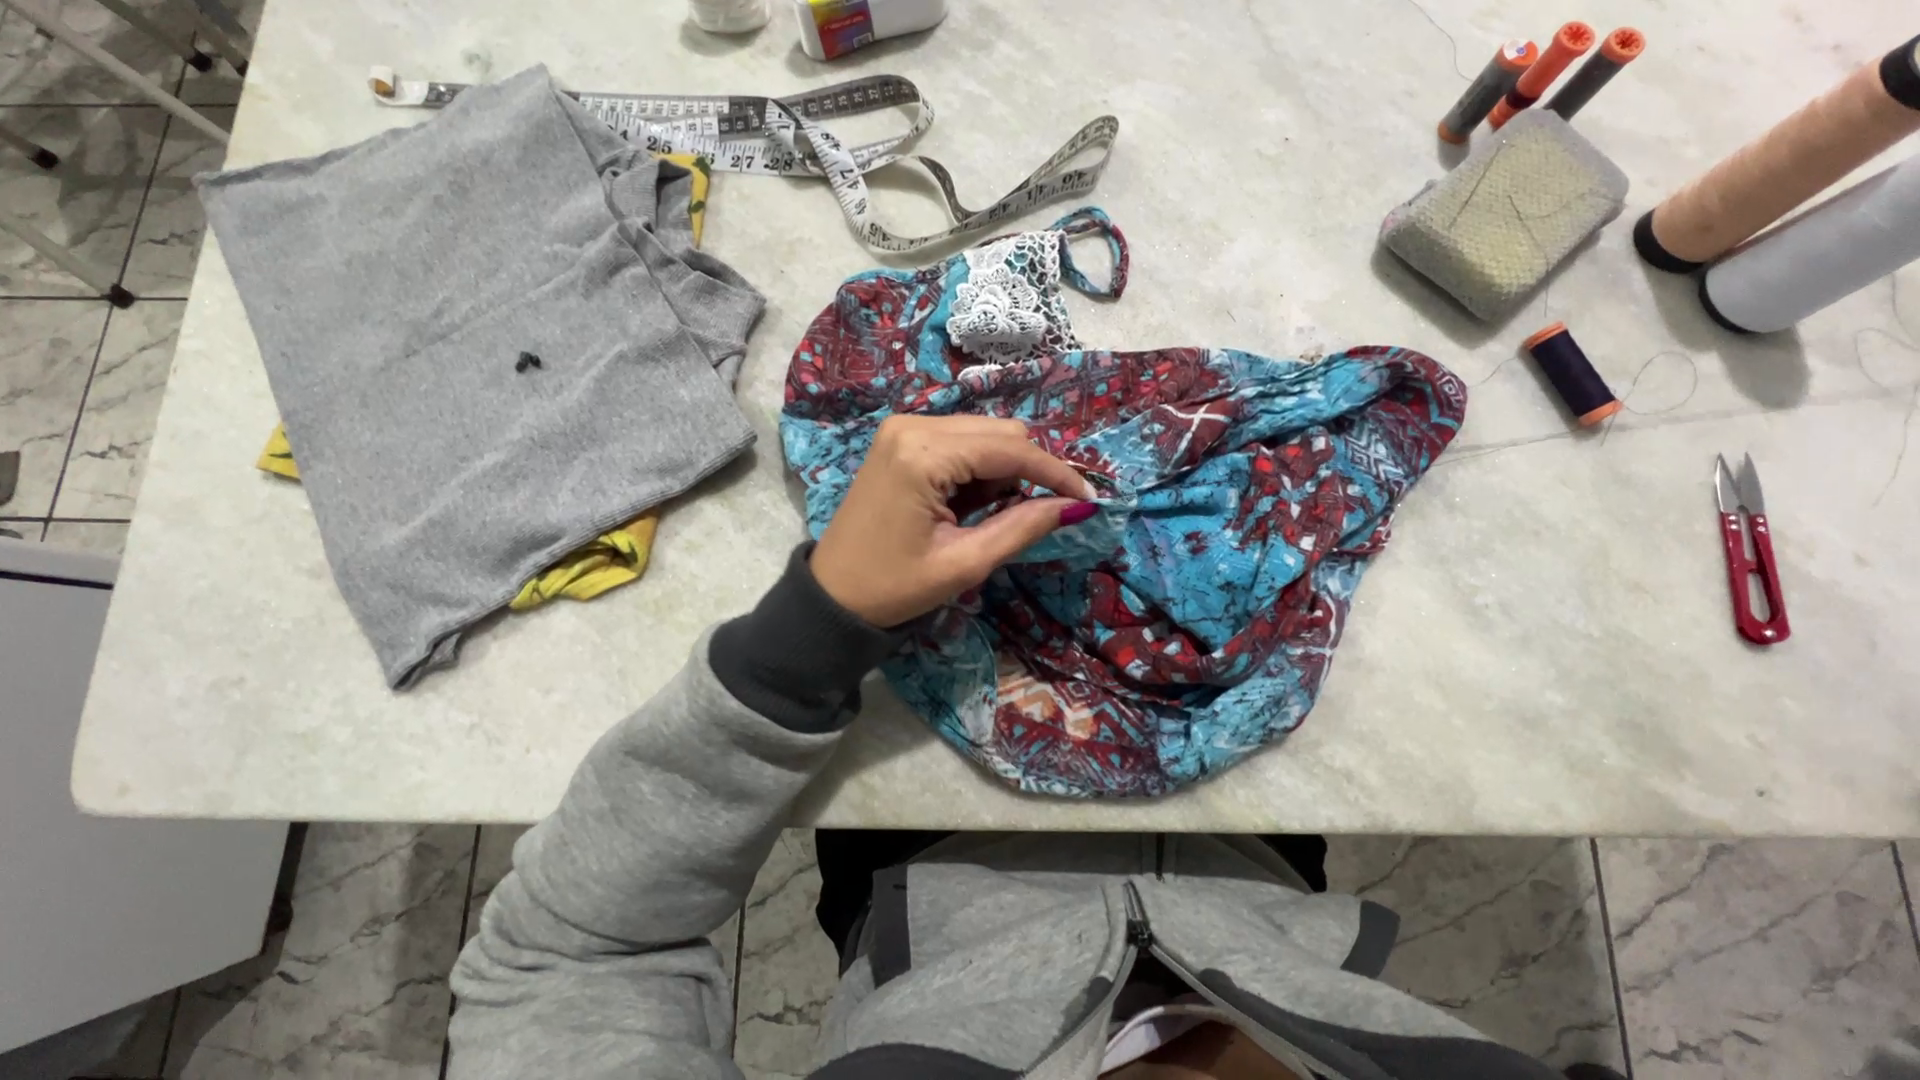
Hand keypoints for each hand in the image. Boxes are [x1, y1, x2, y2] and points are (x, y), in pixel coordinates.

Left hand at [810, 415, 1098, 626]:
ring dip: (1005, 469)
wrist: (832, 595)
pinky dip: (980, 467)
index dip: (1056, 473)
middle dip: (1030, 469)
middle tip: (1043, 512)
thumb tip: (1076, 506)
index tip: (1089, 498)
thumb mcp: (964, 563)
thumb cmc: (893, 587)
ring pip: (984, 433)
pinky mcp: (900, 439)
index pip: (1010, 449)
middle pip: (1000, 431)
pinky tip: (973, 503)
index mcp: (923, 454)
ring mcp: (903, 428)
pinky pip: (960, 440)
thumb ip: (1022, 527)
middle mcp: (913, 425)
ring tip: (997, 515)